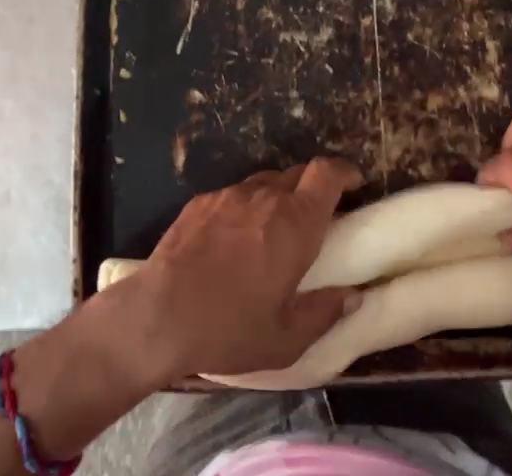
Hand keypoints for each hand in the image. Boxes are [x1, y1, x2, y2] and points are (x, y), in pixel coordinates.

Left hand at [106, 158, 362, 380]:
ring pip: (264, 182)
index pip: (327, 172)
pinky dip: (245, 208)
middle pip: (298, 173)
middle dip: (313, 188)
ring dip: (278, 198)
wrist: (157, 316)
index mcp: (295, 222)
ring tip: (273, 231)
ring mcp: (229, 196)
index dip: (344, 172)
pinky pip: (234, 195)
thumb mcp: (286, 339)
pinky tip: (234, 240)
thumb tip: (351, 296)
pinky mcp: (199, 203)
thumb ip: (324, 313)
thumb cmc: (229, 328)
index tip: (354, 185)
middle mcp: (265, 197)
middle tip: (316, 218)